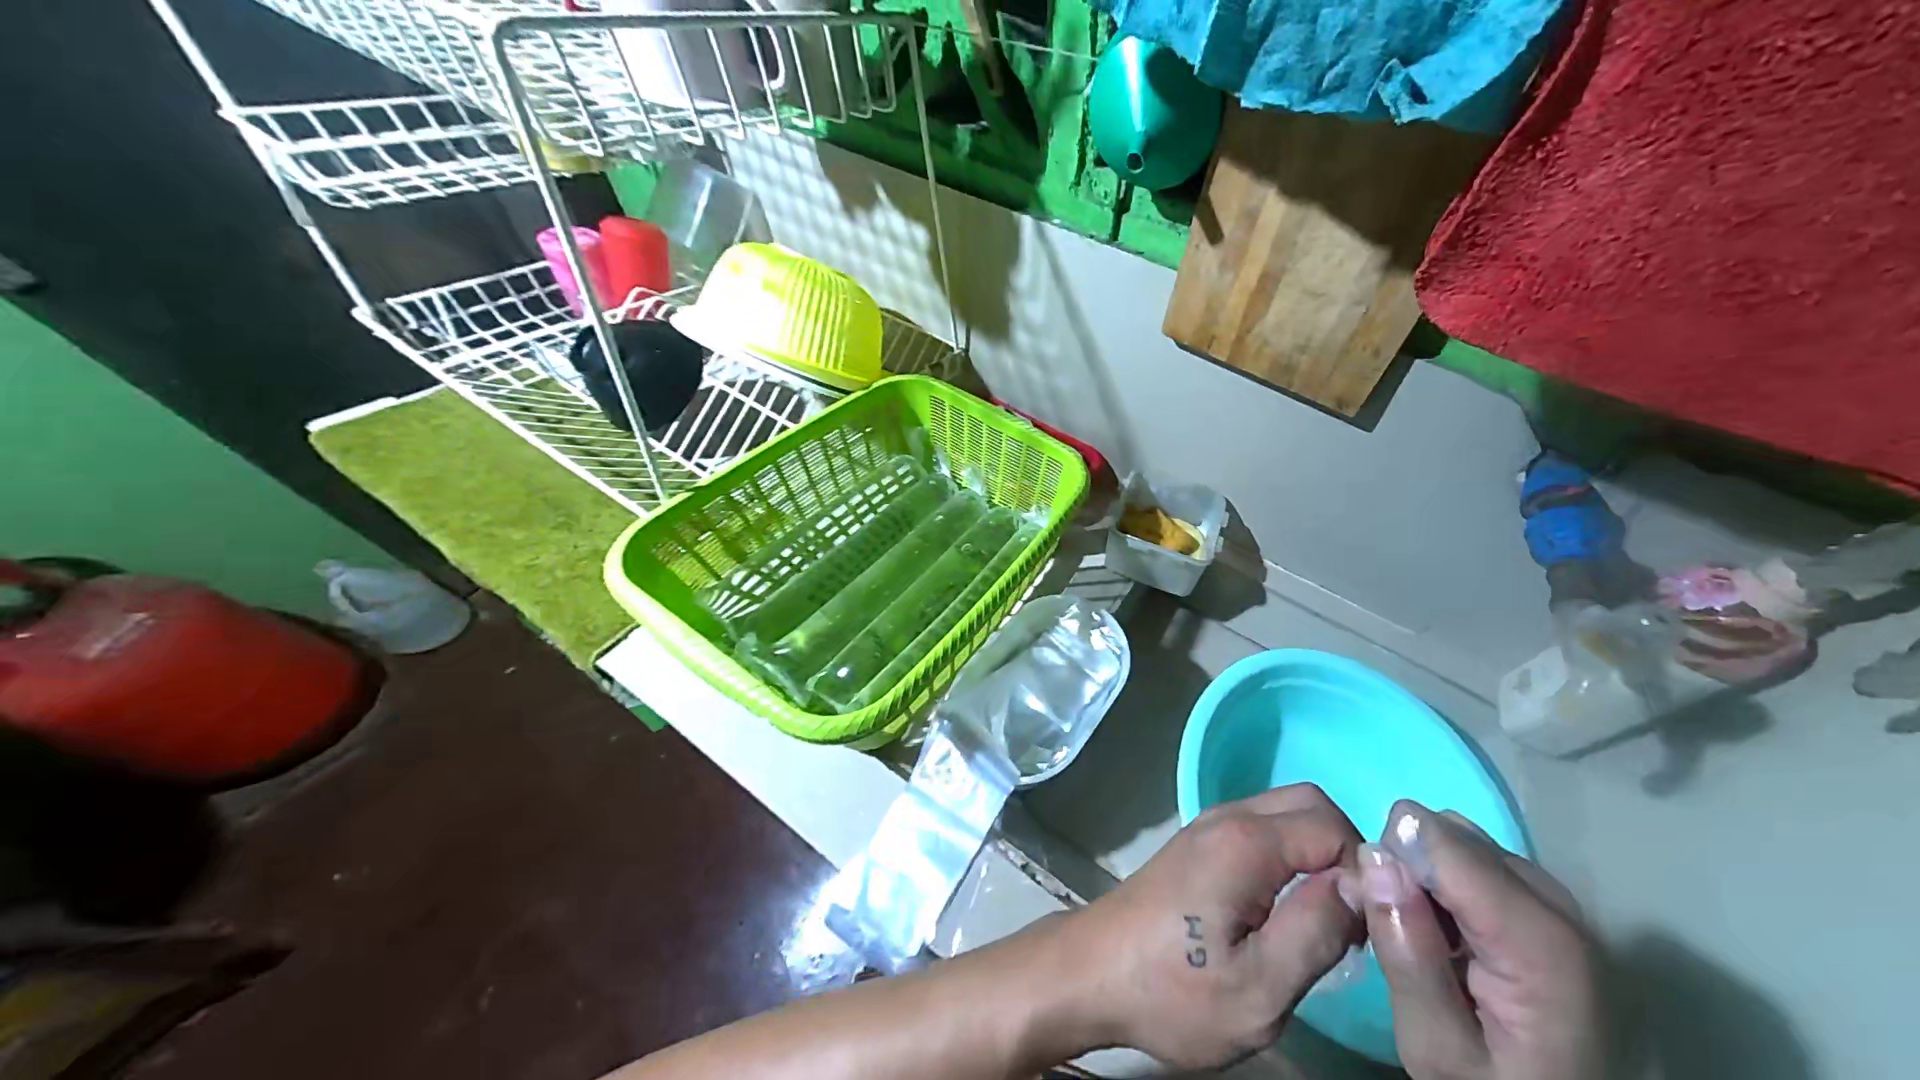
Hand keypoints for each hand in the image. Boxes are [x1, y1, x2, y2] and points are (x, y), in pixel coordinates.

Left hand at [1052, 784, 1363, 1068]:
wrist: (1090, 975)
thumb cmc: (1171, 991)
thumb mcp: (1259, 987)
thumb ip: (1317, 930)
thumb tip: (1364, 886)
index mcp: (1243, 843)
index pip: (1334, 827)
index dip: (1363, 874)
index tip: (1362, 930)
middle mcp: (1225, 819)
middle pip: (1310, 804)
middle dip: (1344, 853)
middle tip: (1347, 921)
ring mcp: (1207, 828)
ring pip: (1284, 814)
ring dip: (1316, 856)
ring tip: (1320, 923)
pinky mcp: (1198, 846)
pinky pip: (1261, 831)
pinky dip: (1289, 858)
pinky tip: (1283, 913)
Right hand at [1351, 800, 1603, 1079]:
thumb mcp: (1432, 1044)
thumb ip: (1405, 952)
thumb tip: (1373, 856)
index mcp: (1537, 940)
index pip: (1439, 839)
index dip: (1389, 858)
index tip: (1370, 904)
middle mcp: (1559, 905)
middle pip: (1448, 833)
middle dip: (1405, 863)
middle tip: (1395, 926)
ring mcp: (1561, 903)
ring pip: (1459, 839)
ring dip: (1424, 871)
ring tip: (1422, 933)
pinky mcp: (1552, 907)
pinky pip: (1476, 858)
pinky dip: (1445, 880)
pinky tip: (1447, 932)